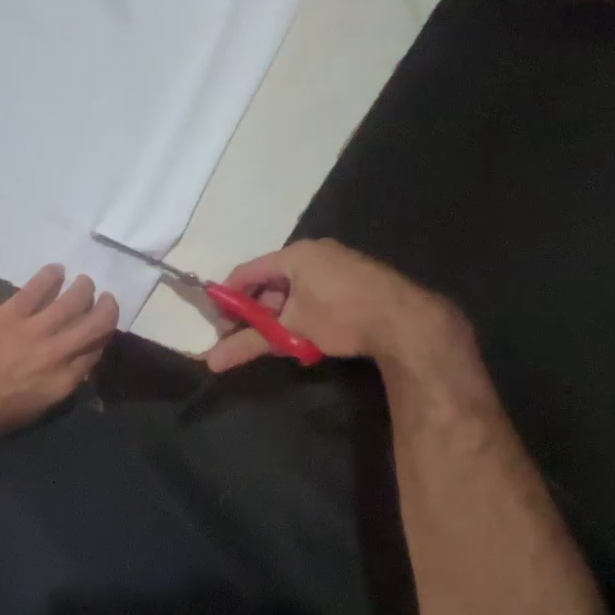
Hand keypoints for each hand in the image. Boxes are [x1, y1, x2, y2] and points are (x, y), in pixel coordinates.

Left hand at [0, 264, 118, 442]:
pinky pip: (39, 287)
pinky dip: (51, 276)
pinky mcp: (11, 313)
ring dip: (83, 287)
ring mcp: (36, 330)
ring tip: (82, 283)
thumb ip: (61, 383)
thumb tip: (73, 364)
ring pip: (74, 299)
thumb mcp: (38, 409)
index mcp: (66, 381)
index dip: (102, 336)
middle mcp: (59, 353)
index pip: (97, 350)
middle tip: (104, 300)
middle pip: (97, 323)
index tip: (99, 330)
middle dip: (106, 308)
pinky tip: (55, 271)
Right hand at [202, 239, 462, 371]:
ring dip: (278, 315)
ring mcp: (336, 263)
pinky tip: (303, 336)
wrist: (404, 321)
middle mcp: (313, 252)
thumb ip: (247, 344)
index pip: (245, 273)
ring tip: (275, 341)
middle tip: (245, 338)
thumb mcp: (289, 332)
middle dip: (253, 312)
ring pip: (292, 289)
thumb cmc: (340, 317)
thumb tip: (210, 362)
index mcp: (294, 256)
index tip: (220, 326)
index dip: (227, 299)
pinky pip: (312, 291)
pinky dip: (300, 312)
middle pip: (268, 281)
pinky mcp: (353, 278)